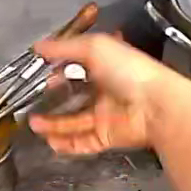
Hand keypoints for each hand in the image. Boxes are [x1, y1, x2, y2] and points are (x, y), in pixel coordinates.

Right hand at [26, 33, 190, 153]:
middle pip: (74, 97)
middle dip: (53, 100)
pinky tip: (50, 141)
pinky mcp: (107, 136)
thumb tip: (39, 46)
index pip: (79, 66)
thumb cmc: (130, 70)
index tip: (43, 71)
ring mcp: (106, 116)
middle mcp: (106, 91)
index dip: (60, 68)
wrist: (156, 106)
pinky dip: (66, 144)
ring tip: (34, 124)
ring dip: (53, 124)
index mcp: (106, 66)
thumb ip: (64, 47)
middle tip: (34, 101)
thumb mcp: (94, 47)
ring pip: (74, 123)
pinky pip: (83, 142)